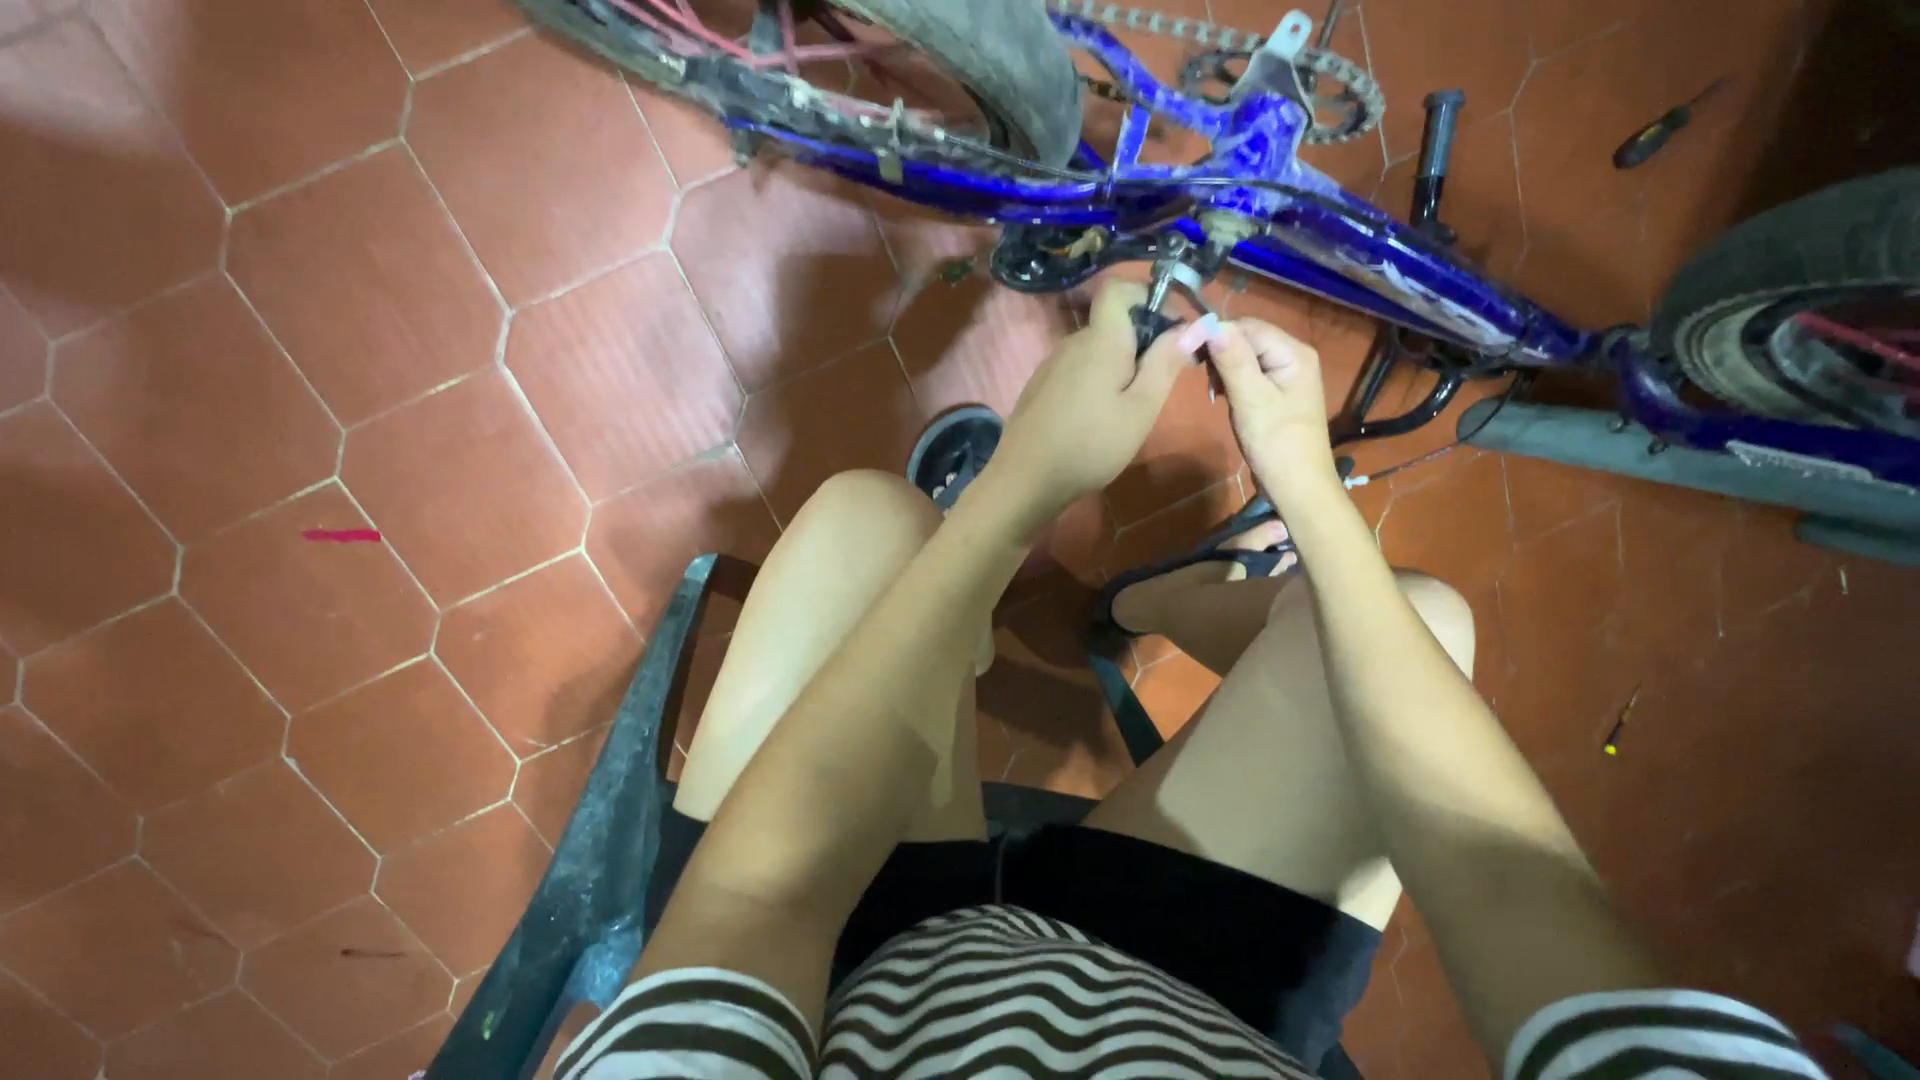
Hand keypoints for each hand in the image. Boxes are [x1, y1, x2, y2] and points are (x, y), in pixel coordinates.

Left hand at [978, 279, 1200, 527]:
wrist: (1025, 480)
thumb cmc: (1091, 445)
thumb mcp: (1141, 408)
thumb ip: (1166, 363)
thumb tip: (1195, 324)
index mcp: (1100, 339)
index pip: (1119, 288)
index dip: (1148, 297)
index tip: (1172, 330)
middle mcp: (1072, 342)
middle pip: (1111, 322)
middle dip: (1142, 338)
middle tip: (1162, 380)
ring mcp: (1051, 365)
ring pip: (1095, 349)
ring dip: (1120, 364)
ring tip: (1133, 406)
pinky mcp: (1040, 388)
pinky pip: (1077, 370)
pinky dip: (1096, 380)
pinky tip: (1099, 418)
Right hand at [1206, 317, 1341, 504]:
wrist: (1297, 486)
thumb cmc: (1276, 443)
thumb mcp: (1251, 400)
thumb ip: (1233, 360)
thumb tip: (1210, 324)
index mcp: (1294, 352)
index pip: (1247, 326)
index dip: (1217, 335)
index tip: (1190, 356)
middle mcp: (1294, 356)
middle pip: (1247, 338)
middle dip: (1221, 354)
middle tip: (1206, 382)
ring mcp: (1287, 375)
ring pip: (1245, 356)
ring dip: (1224, 369)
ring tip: (1216, 394)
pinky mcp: (1278, 392)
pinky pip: (1250, 374)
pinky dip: (1232, 382)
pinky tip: (1225, 398)